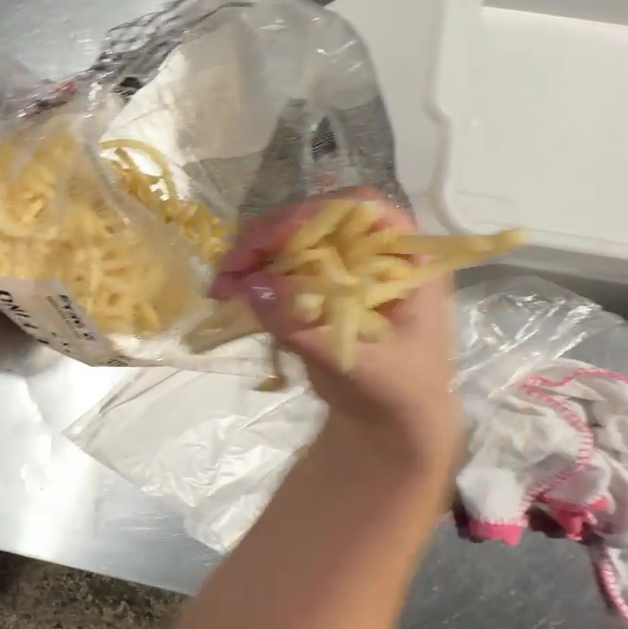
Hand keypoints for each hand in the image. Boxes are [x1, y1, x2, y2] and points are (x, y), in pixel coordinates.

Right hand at [212, 189, 459, 453]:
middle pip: (314, 221)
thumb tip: (252, 286)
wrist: (389, 419)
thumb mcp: (352, 361)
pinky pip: (275, 265)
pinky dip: (247, 274)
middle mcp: (372, 257)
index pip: (365, 210)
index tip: (273, 238)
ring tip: (223, 285)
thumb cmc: (393, 388)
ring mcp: (340, 270)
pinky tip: (228, 293)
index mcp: (406, 264)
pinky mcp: (313, 287)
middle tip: (232, 266)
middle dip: (267, 237)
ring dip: (249, 256)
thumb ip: (303, 327)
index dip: (318, 212)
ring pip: (287, 240)